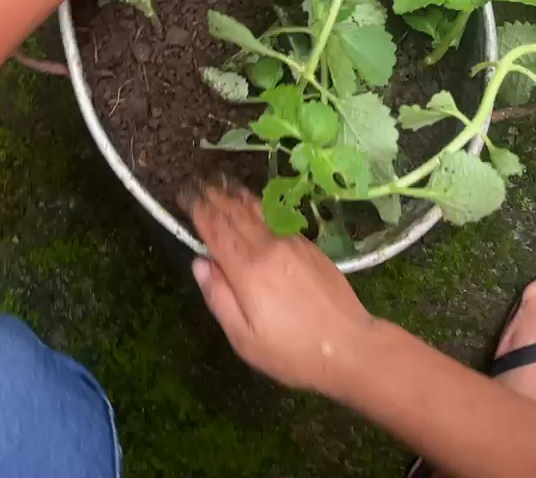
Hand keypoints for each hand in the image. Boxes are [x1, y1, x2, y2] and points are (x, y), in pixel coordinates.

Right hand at [184, 184, 380, 395]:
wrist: (351, 346)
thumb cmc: (293, 352)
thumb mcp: (245, 339)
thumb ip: (219, 298)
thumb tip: (200, 264)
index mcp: (246, 269)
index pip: (215, 230)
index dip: (198, 210)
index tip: (184, 197)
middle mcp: (266, 246)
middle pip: (234, 213)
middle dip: (213, 197)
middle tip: (197, 185)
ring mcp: (289, 242)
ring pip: (256, 210)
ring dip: (235, 195)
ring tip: (221, 183)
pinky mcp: (307, 245)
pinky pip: (274, 216)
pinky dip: (257, 205)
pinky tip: (253, 204)